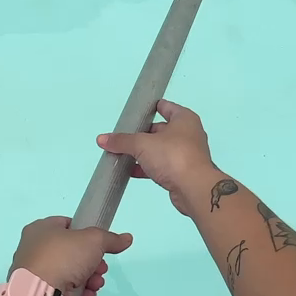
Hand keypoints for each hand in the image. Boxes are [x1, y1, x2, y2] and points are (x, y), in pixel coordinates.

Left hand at [10, 216, 132, 295]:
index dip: (86, 232)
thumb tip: (127, 238)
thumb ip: (111, 239)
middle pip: (70, 251)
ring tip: (97, 283)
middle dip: (91, 260)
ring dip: (87, 277)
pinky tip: (88, 295)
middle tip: (102, 267)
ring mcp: (33, 273)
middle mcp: (33, 248)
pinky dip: (76, 292)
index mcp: (40, 228)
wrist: (39, 295)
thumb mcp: (94, 240)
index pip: (67, 224)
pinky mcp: (36, 294)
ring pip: (67, 271)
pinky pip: (61, 289)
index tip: (99, 244)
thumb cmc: (64, 257)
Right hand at [97, 100, 221, 216]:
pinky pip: (161, 166)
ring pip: (160, 150)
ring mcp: (186, 154)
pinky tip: (130, 171)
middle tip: (122, 137)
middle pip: (160, 130)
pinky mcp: (182, 172)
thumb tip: (102, 139)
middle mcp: (188, 134)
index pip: (165, 106)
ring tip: (121, 154)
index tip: (134, 112)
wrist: (194, 189)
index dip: (149, 108)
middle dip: (141, 134)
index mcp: (184, 118)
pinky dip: (147, 168)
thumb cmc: (173, 156)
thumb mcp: (142, 144)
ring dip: (143, 153)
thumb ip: (122, 141)